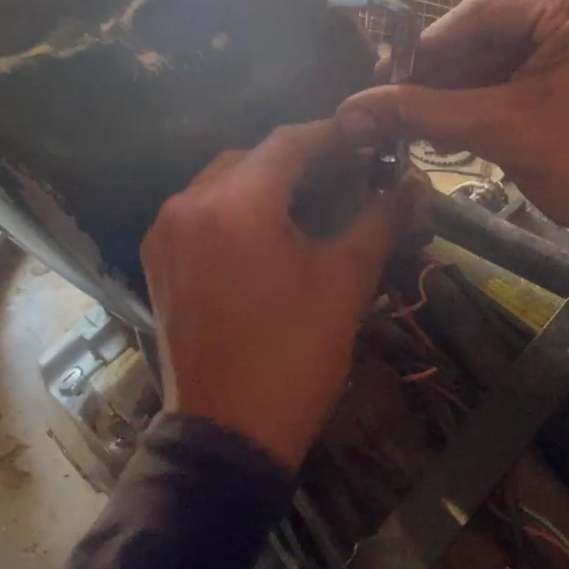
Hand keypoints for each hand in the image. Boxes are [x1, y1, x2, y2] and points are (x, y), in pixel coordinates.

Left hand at [142, 120, 405, 468]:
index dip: (332, 134)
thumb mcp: (345, 283)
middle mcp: (188, 204)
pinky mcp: (158, 260)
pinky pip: (200, 212)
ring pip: (222, 182)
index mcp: (234, 205)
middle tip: (346, 171)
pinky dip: (234, 208)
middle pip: (251, 158)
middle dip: (299, 160)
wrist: (228, 434)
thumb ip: (378, 221)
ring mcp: (165, 233)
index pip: (287, 143)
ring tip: (311, 200)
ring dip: (265, 182)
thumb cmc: (294, 356)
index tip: (367, 134)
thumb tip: (410, 188)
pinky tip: (268, 229)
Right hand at [338, 0, 568, 277]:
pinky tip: (459, 132)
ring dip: (466, 95)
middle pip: (493, 34)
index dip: (422, 53)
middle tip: (393, 113)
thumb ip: (425, 113)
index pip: (480, 13)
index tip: (377, 84)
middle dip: (444, 79)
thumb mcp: (507, 134)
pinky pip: (533, 74)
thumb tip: (350, 110)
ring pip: (509, 57)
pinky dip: (497, 102)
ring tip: (419, 131)